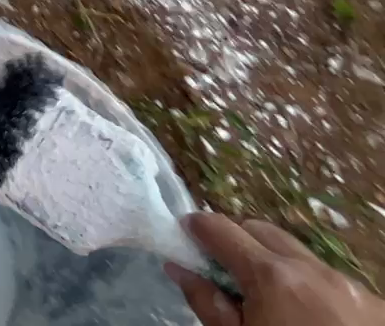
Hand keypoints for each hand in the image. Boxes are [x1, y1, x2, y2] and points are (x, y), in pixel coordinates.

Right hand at [169, 213, 383, 325]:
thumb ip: (205, 301)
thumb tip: (177, 268)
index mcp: (271, 275)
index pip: (216, 225)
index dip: (196, 229)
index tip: (190, 243)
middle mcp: (312, 270)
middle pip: (260, 229)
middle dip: (238, 239)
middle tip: (231, 269)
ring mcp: (353, 287)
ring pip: (299, 254)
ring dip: (279, 264)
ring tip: (280, 299)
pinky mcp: (380, 305)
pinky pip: (334, 280)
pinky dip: (315, 287)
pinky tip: (319, 317)